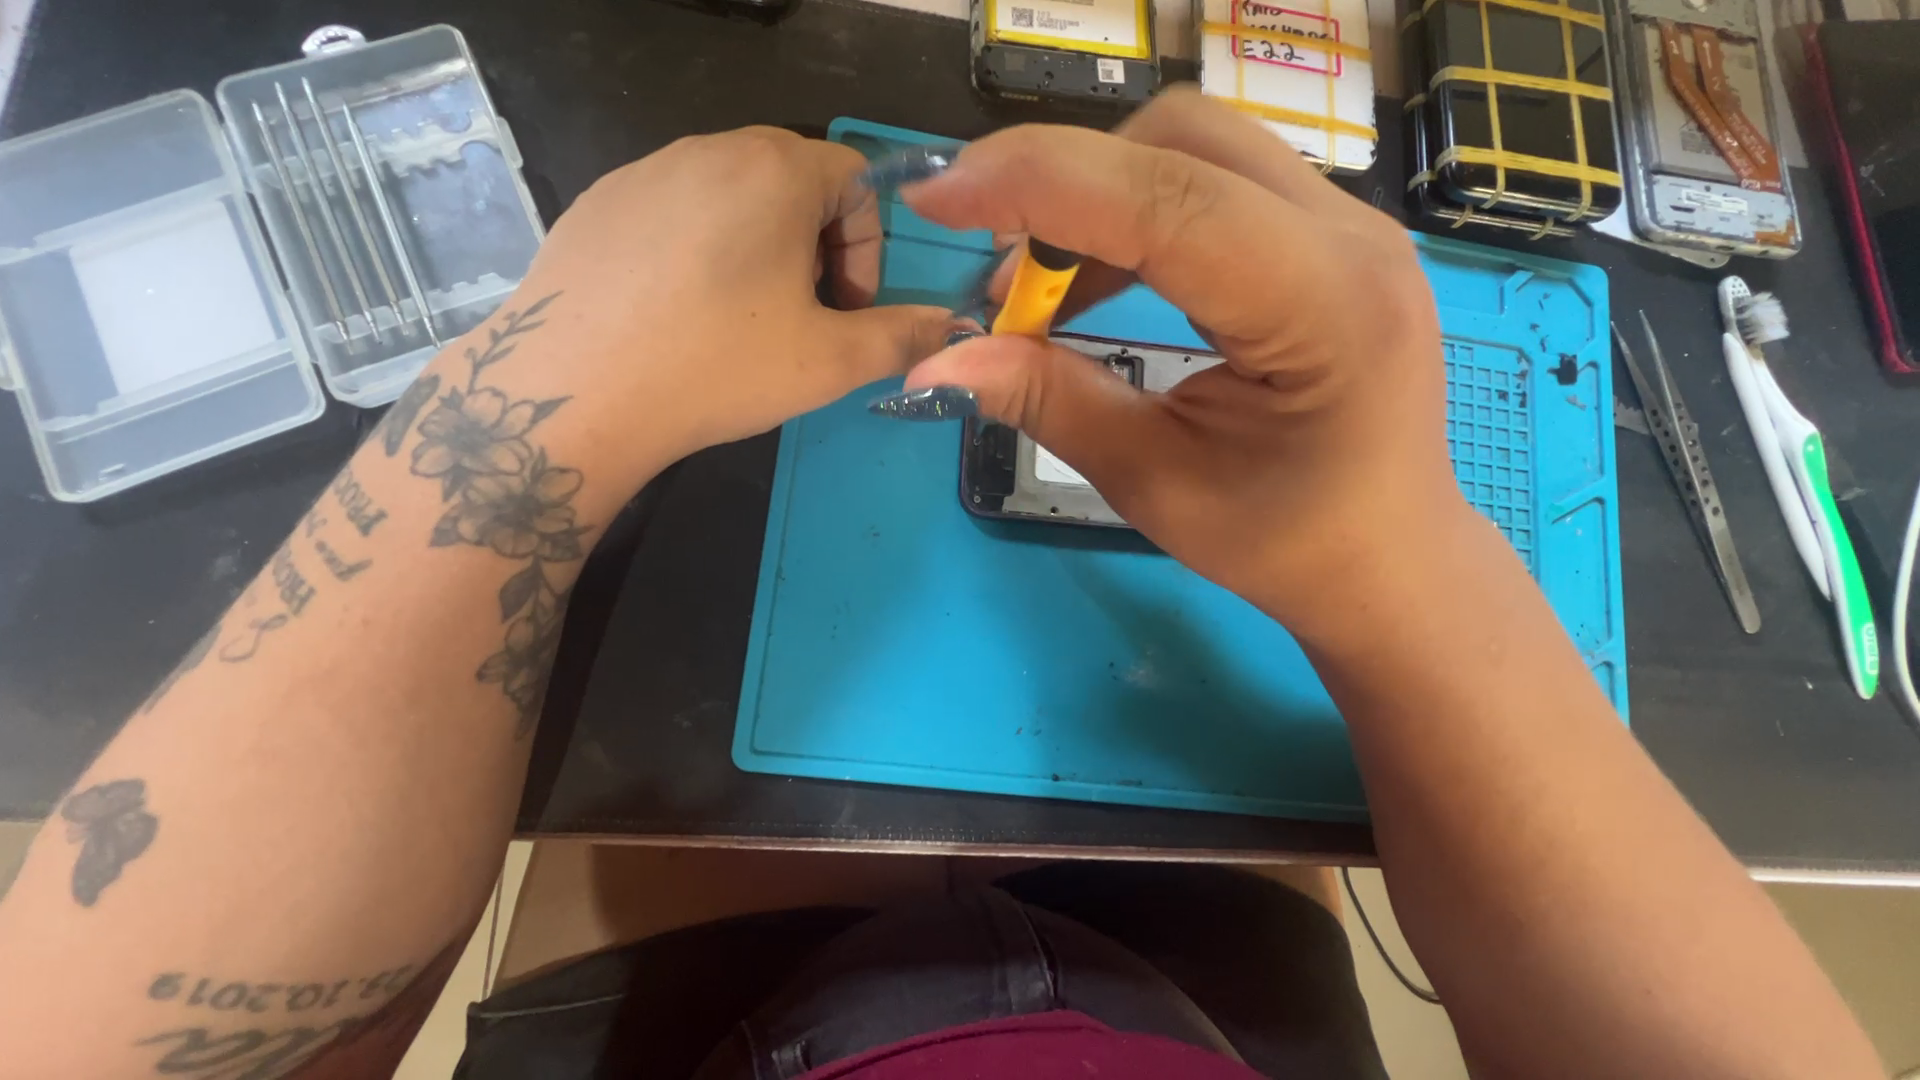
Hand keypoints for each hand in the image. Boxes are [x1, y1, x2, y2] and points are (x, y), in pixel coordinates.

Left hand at [498, 127, 957, 492]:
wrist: (573, 392)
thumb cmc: (719, 365)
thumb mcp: (830, 361)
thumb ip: (903, 336)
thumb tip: (950, 326)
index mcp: (775, 168)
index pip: (854, 179)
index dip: (867, 247)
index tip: (846, 309)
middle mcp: (708, 149)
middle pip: (793, 184)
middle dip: (817, 249)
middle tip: (802, 319)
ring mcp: (643, 171)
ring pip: (732, 198)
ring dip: (761, 252)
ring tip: (741, 324)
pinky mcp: (596, 204)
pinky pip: (675, 214)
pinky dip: (700, 254)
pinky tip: (679, 317)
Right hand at [900, 89, 1472, 638]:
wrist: (1386, 558)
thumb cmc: (1281, 542)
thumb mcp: (1153, 482)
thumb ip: (1050, 404)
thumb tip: (939, 363)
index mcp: (1324, 306)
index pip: (1166, 203)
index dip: (1039, 185)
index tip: (938, 198)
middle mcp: (1351, 236)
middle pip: (1179, 142)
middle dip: (1063, 188)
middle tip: (1000, 280)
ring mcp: (1349, 225)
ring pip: (1193, 150)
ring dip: (1094, 202)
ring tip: (1039, 293)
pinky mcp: (1327, 236)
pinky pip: (1212, 185)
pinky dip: (1133, 218)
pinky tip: (1096, 282)